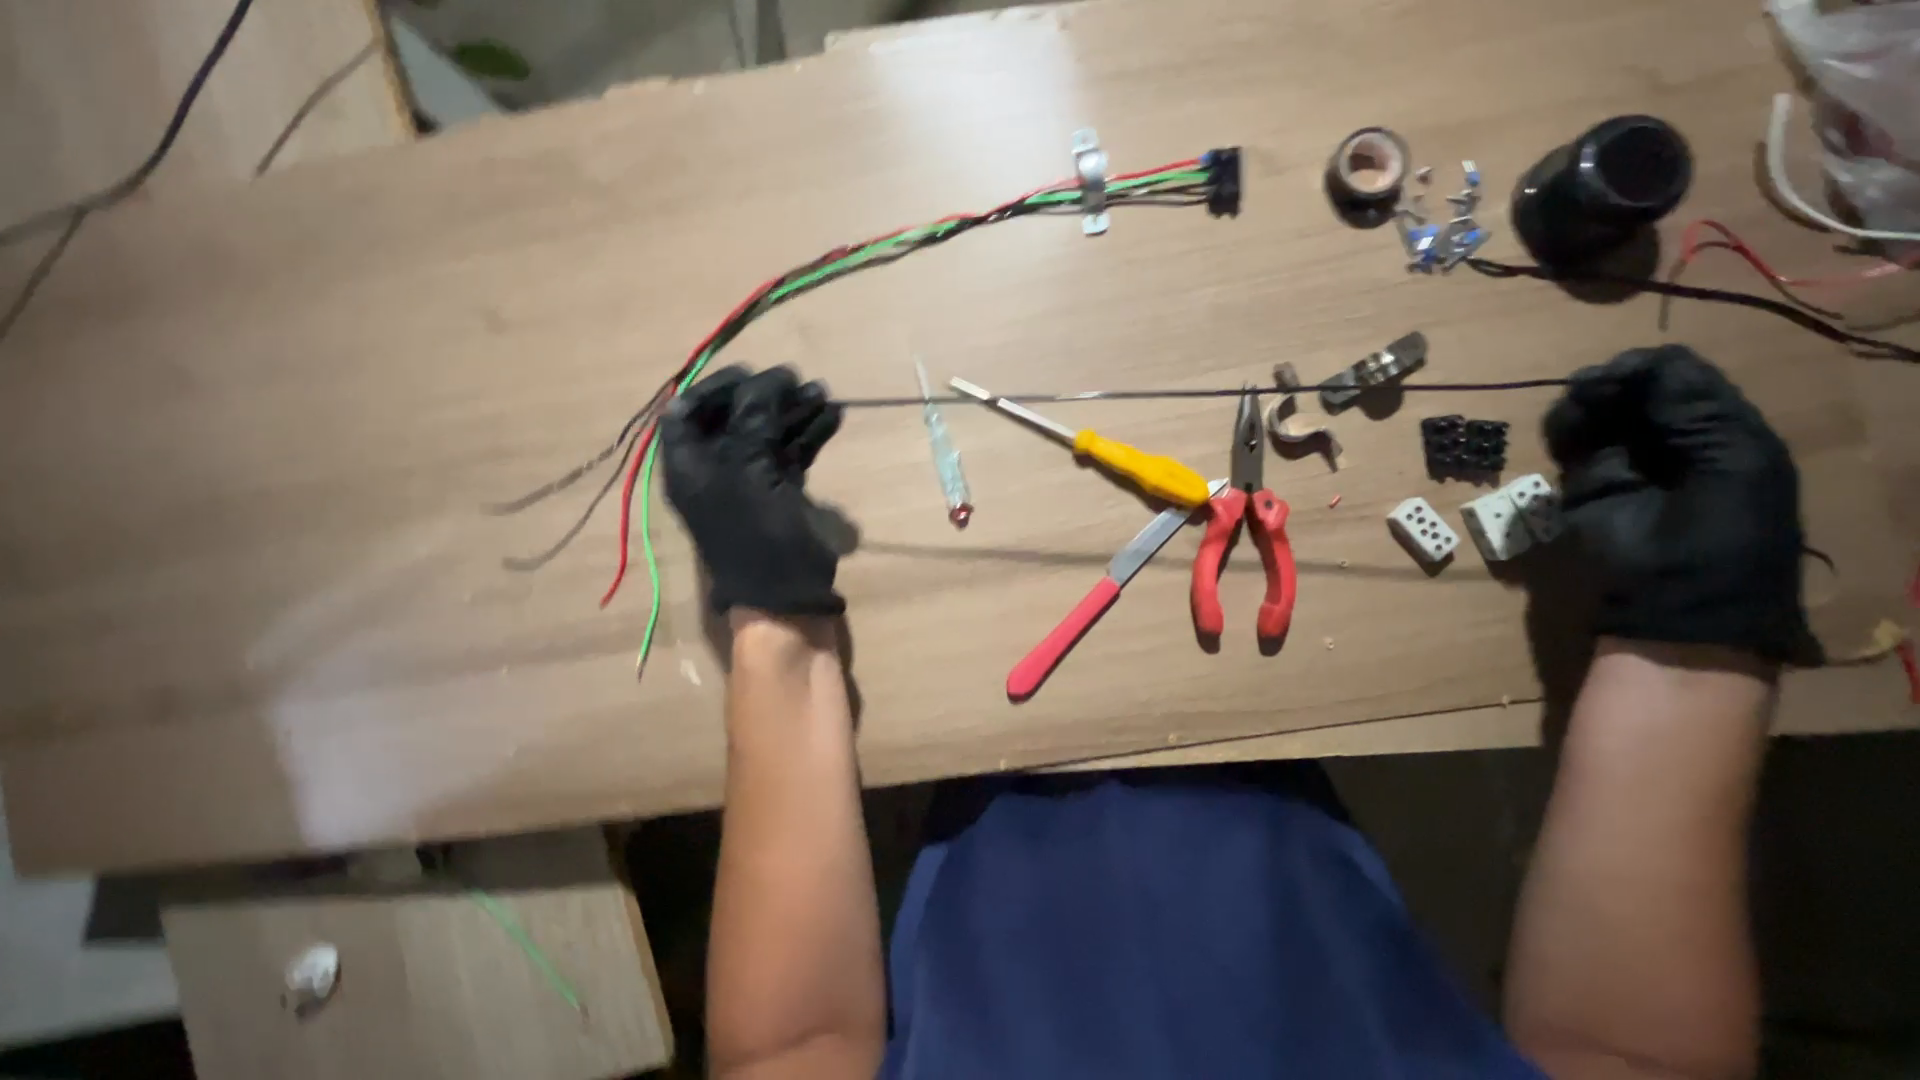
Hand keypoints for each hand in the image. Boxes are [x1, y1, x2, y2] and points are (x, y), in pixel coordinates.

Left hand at [661, 365, 845, 616]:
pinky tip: (833, 418)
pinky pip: (790, 456)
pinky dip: (809, 437)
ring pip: (766, 435)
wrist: (788, 603)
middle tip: (798, 380)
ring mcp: (748, 486)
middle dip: (766, 396)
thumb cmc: (759, 536)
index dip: (716, 387)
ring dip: (793, 412)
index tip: (753, 373)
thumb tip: (770, 377)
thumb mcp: (749, 469)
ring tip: (824, 393)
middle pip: (733, 418)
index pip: (686, 411)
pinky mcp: (780, 498)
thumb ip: (754, 416)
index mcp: (688, 467)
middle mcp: (713, 472)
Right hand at [1543, 345, 1816, 664]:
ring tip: (1573, 413)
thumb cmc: (1718, 538)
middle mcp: (1673, 442)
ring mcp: (1626, 465)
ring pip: (1597, 412)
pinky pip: (1571, 444)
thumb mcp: (1731, 461)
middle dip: (1610, 385)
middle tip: (1586, 391)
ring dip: (1583, 405)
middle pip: (1635, 390)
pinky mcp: (1585, 488)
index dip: (1648, 368)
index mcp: (1723, 434)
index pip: (1681, 378)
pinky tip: (1562, 430)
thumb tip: (1637, 364)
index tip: (1615, 375)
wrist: (1674, 610)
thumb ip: (1693, 408)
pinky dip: (1562, 430)